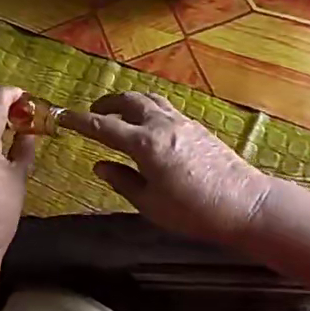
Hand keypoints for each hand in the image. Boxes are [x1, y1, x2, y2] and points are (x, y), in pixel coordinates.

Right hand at [62, 91, 271, 240]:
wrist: (246, 205)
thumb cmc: (194, 210)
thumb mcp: (150, 204)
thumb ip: (122, 181)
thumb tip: (100, 166)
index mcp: (144, 144)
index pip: (103, 126)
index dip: (79, 121)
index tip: (63, 117)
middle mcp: (161, 125)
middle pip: (127, 101)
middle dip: (105, 104)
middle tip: (92, 113)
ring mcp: (181, 122)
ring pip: (148, 99)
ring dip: (128, 102)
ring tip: (117, 113)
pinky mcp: (196, 127)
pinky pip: (164, 107)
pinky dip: (147, 108)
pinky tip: (146, 124)